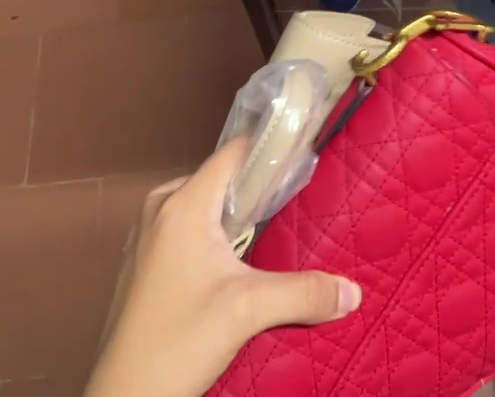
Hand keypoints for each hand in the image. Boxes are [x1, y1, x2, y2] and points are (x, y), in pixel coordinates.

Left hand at [86, 138, 360, 396]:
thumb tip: (351, 291)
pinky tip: (232, 268)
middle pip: (221, 179)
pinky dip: (213, 237)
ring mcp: (147, 234)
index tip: (304, 155)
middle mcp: (161, 208)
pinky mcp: (143, 260)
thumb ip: (304, 293)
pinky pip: (187, 229)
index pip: (234, 152)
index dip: (270, 149)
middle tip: (292, 210)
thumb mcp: (247, 312)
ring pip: (204, 206)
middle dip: (257, 192)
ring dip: (234, 219)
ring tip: (266, 241)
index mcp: (183, 204)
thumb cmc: (175, 345)